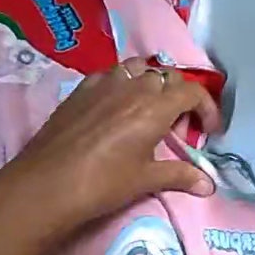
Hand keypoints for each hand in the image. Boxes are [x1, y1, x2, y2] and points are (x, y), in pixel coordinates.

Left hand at [0, 56, 221, 254]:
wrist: (45, 185)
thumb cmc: (101, 184)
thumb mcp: (145, 180)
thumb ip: (180, 175)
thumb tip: (209, 185)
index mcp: (154, 106)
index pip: (192, 91)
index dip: (207, 108)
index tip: (209, 131)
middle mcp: (132, 86)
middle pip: (167, 77)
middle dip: (180, 96)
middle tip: (179, 125)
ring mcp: (103, 83)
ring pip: (138, 68)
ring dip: (152, 84)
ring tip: (150, 110)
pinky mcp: (80, 89)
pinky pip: (111, 75)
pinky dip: (124, 84)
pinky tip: (117, 108)